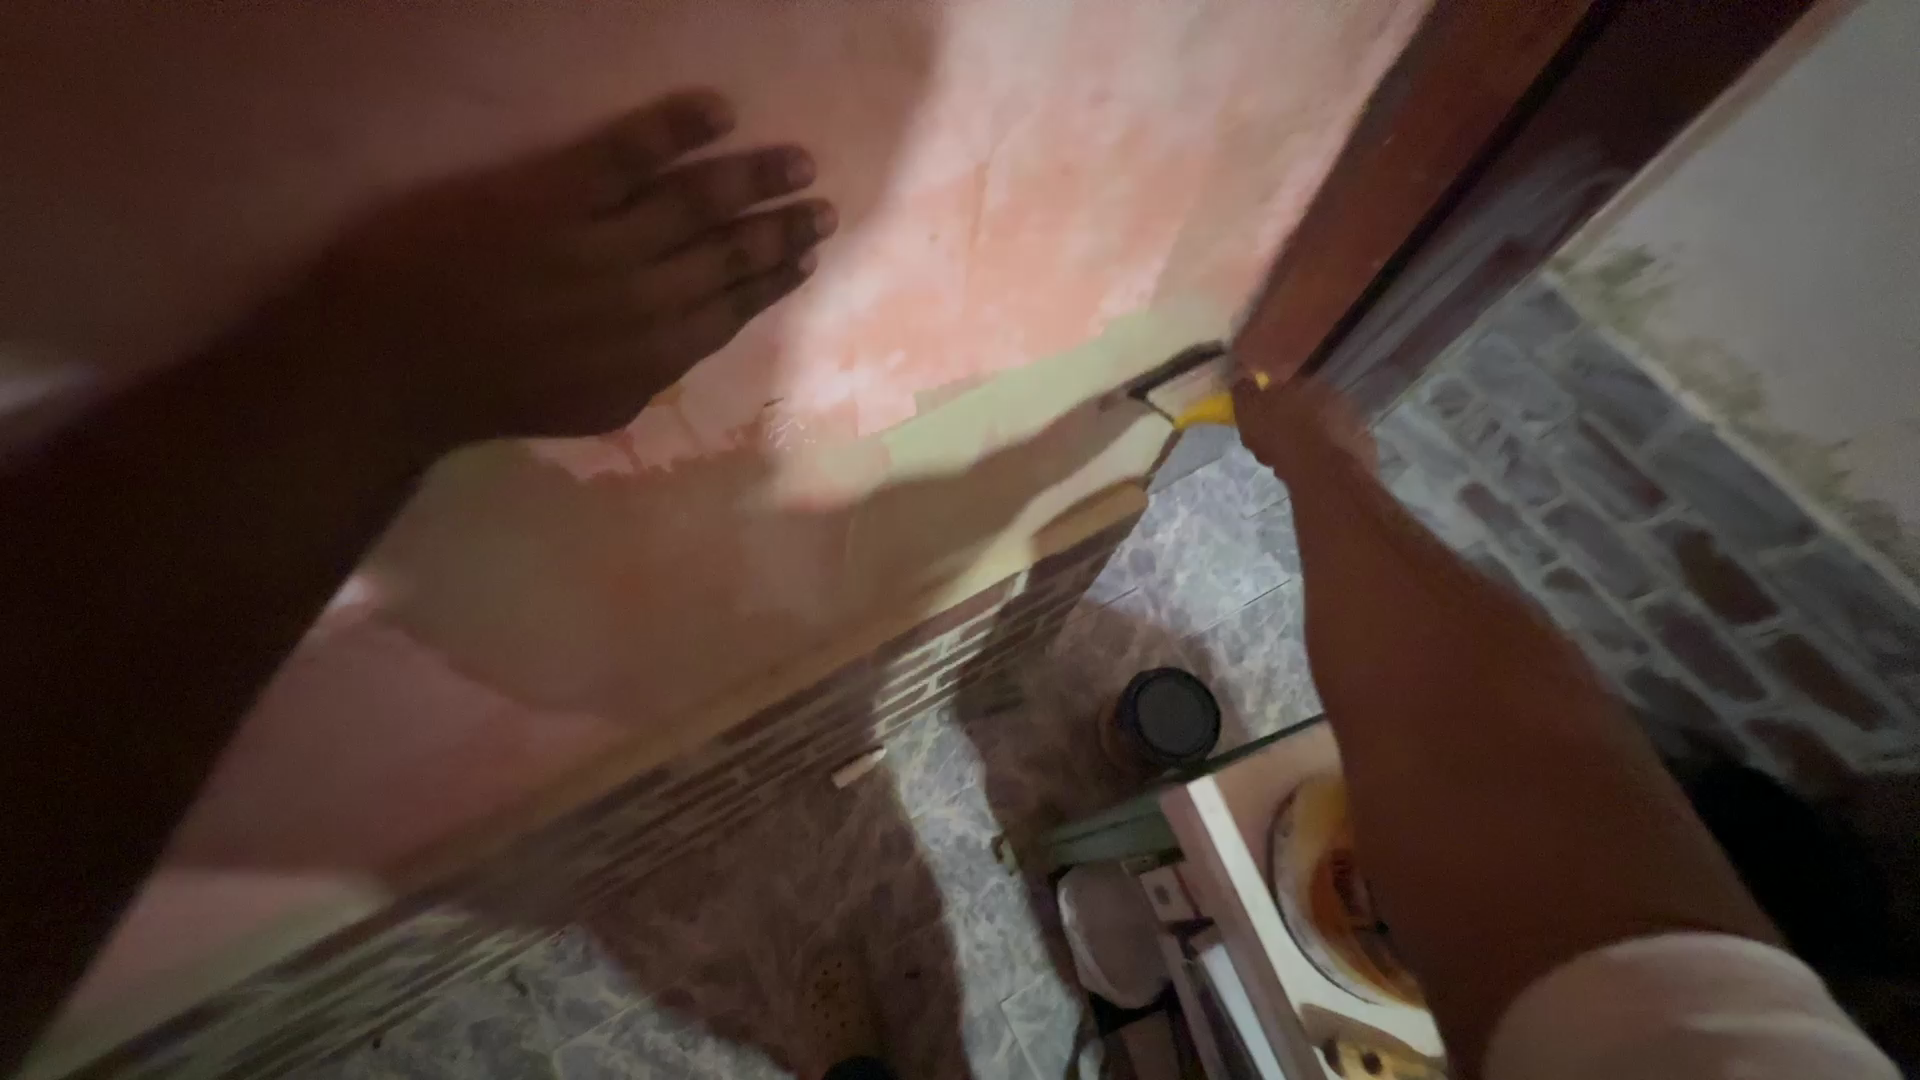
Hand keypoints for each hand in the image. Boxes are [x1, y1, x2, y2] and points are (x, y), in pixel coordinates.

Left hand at [267, 88, 832, 449]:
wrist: (395, 368)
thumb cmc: (497, 395)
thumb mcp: (596, 409)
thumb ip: (653, 376)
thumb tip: (690, 343)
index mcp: (656, 355)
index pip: (734, 308)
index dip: (776, 281)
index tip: (808, 259)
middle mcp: (646, 299)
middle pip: (730, 255)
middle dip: (783, 231)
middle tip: (825, 208)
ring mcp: (601, 245)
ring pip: (696, 205)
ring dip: (754, 182)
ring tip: (799, 164)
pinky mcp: (551, 198)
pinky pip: (625, 155)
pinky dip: (675, 130)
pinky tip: (719, 111)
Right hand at [1231, 374, 1376, 478]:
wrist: (1323, 469)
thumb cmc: (1280, 437)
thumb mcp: (1249, 413)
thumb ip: (1244, 392)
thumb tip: (1240, 375)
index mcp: (1301, 382)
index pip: (1282, 385)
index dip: (1269, 401)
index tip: (1260, 420)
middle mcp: (1330, 393)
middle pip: (1306, 404)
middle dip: (1292, 419)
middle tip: (1276, 442)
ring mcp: (1351, 416)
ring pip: (1324, 425)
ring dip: (1310, 437)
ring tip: (1293, 459)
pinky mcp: (1364, 441)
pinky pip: (1338, 445)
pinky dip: (1327, 454)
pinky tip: (1314, 468)